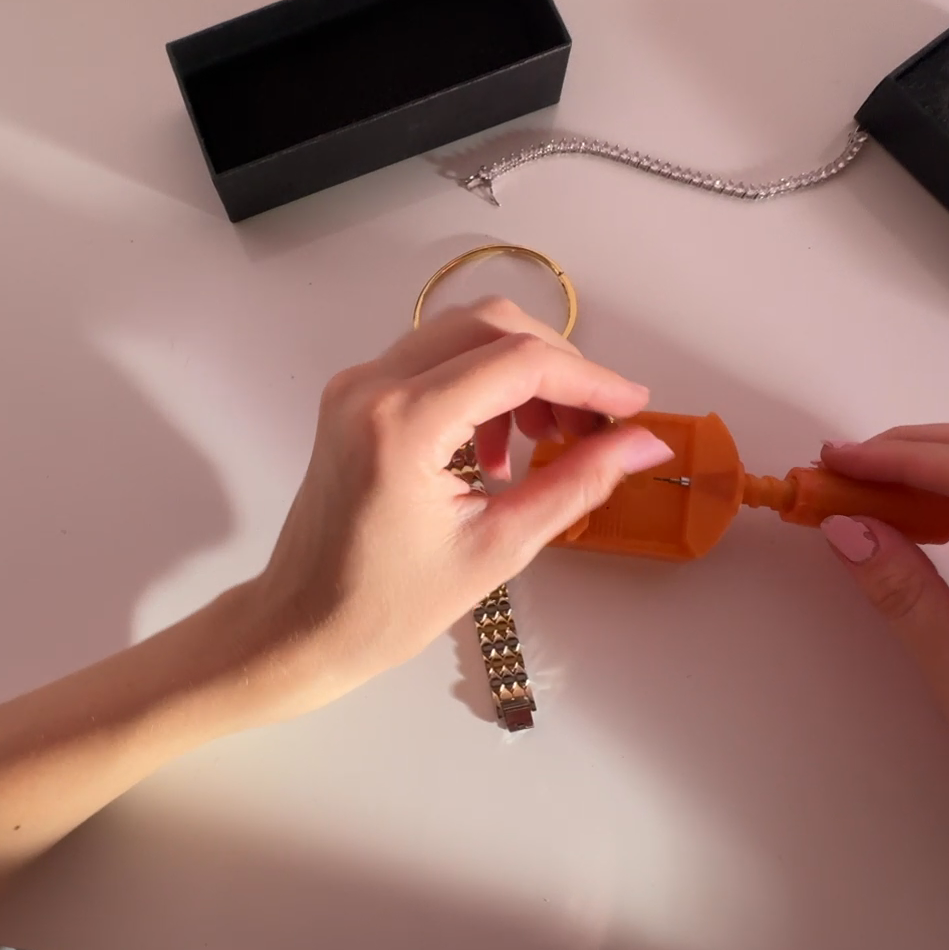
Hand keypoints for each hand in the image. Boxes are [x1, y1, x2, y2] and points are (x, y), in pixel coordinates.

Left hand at [249, 299, 673, 710]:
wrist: (303, 623)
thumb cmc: (389, 606)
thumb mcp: (497, 548)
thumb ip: (576, 483)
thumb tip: (645, 442)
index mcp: (402, 423)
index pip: (517, 362)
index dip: (588, 380)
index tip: (632, 409)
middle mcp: (370, 384)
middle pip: (489, 325)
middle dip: (555, 368)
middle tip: (591, 428)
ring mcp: (354, 386)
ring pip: (460, 336)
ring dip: (517, 375)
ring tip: (544, 444)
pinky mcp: (352, 398)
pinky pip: (431, 363)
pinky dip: (478, 388)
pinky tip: (496, 450)